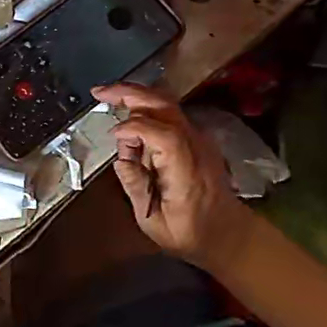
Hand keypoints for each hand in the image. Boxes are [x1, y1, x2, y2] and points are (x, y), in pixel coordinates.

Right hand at [94, 83, 256, 269]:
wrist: (229, 233)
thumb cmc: (189, 234)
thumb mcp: (154, 222)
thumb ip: (135, 186)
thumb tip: (121, 157)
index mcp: (186, 170)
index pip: (162, 134)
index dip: (133, 128)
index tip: (113, 137)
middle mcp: (196, 146)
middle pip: (164, 106)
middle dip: (129, 93)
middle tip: (98, 92)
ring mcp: (199, 138)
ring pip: (166, 103)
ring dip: (135, 96)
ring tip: (107, 96)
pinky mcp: (196, 137)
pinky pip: (168, 112)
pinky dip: (144, 106)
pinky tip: (126, 112)